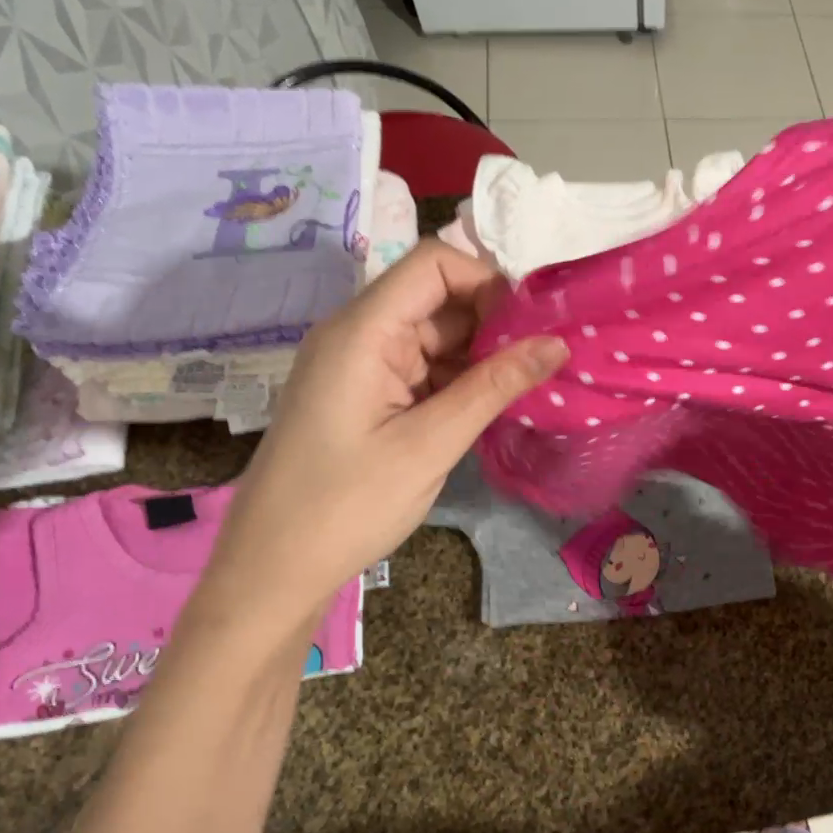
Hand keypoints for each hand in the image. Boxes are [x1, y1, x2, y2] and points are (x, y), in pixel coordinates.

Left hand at [207, 241, 568, 619]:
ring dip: (483, 353)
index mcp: (362, 331)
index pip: (433, 264)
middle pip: (438, 296)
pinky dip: (462, 378)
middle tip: (544, 360)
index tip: (532, 325)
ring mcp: (361, 364)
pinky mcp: (367, 392)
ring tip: (529, 385)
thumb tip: (559, 343)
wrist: (273, 568)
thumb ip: (495, 386)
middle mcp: (358, 334)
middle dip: (495, 320)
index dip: (488, 281)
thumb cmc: (346, 505)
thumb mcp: (431, 444)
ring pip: (437, 333)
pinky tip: (494, 403)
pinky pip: (425, 366)